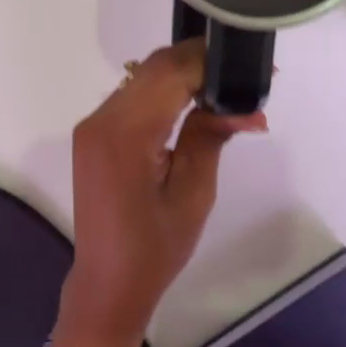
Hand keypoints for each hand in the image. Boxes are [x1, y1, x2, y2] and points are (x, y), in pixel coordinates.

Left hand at [60, 40, 266, 345]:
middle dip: (200, 62)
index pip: (171, 73)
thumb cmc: (155, 247)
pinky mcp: (95, 133)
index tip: (252, 66)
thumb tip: (245, 104)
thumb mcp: (193, 192)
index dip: (211, 62)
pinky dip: (165, 89)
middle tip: (244, 74)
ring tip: (226, 86)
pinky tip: (195, 100)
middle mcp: (101, 119)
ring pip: (144, 76)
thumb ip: (210, 136)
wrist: (108, 284)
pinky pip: (134, 95)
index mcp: (124, 133)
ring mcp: (93, 124)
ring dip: (183, 73)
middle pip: (155, 67)